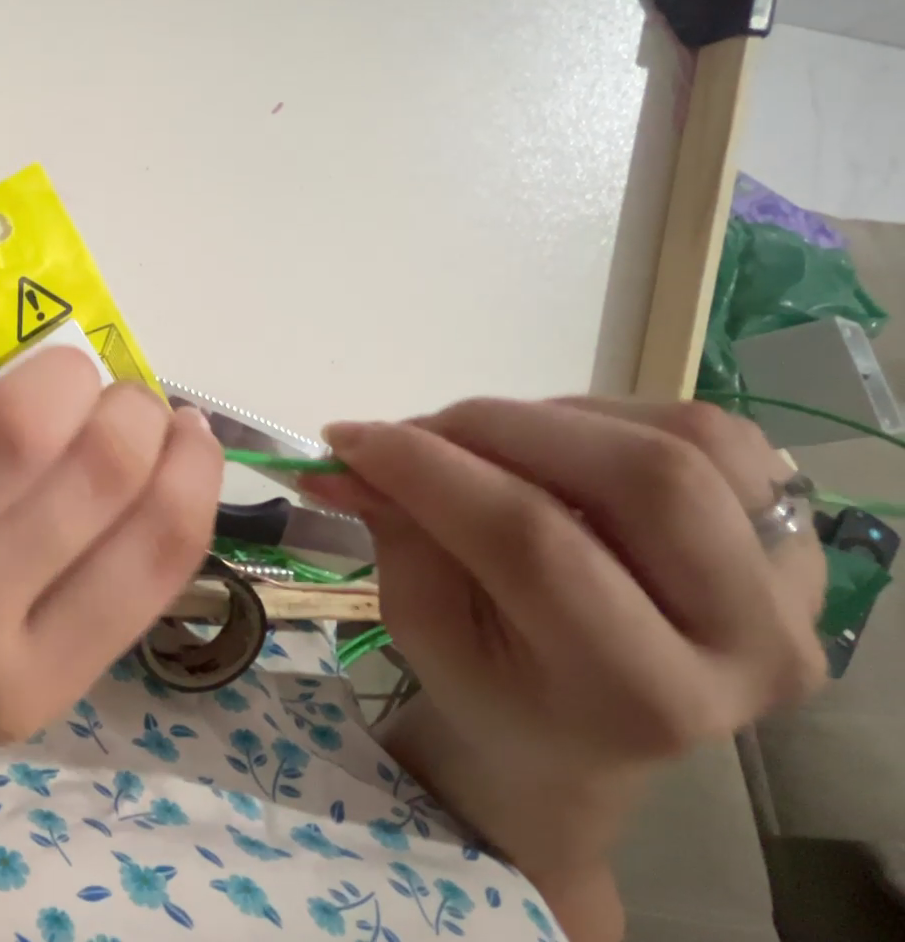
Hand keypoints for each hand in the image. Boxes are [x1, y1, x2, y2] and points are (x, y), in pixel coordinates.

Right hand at [300, 399, 825, 884]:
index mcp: (637, 696)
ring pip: (687, 440)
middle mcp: (749, 648)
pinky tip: (556, 446)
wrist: (575, 733)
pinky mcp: (806, 547)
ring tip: (483, 442)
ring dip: (556, 417)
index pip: (532, 545)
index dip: (430, 472)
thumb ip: (394, 531)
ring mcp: (800, 593)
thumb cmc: (483, 687)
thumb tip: (344, 453)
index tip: (347, 439)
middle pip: (642, 477)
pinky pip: (718, 437)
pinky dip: (614, 418)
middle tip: (417, 430)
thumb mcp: (420, 625)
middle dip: (500, 427)